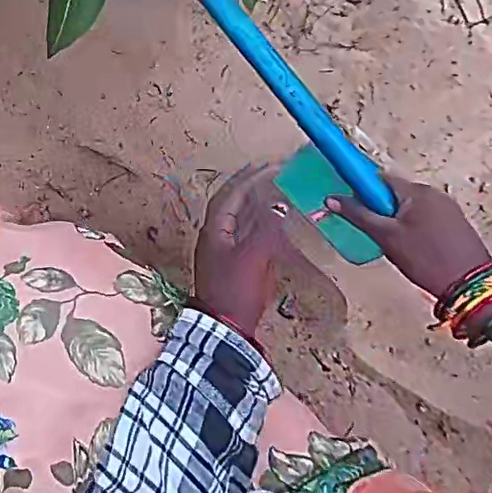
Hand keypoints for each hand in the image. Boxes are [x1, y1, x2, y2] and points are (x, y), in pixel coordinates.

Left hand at [194, 164, 300, 328]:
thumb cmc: (236, 290)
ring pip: (236, 215)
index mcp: (214, 229)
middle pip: (230, 201)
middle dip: (249, 184)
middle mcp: (214, 234)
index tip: (271, 166)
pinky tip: (268, 220)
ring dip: (253, 200)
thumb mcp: (253, 257)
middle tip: (269, 171)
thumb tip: (277, 204)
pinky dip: (256, 220)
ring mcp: (221, 247)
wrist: (225, 326)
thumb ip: (265, 229)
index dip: (250, 178)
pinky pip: (243, 231)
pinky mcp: (230, 261)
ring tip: (271, 188)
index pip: (231, 194)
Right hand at [326, 176, 491, 298]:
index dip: (362, 191)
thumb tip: (331, 199)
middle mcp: (435, 194)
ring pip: (408, 206)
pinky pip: (424, 216)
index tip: (354, 209)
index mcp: (417, 192)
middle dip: (380, 208)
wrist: (472, 286)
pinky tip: (411, 246)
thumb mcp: (385, 236)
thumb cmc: (425, 257)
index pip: (379, 179)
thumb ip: (357, 214)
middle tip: (375, 231)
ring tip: (393, 242)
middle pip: (394, 193)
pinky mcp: (456, 223)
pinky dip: (411, 226)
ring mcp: (448, 208)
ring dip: (395, 219)